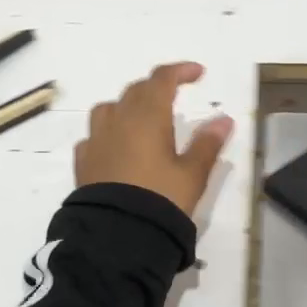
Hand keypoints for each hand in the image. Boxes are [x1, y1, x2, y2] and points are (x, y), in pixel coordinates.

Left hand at [75, 62, 234, 216]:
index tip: (198, 73)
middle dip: (156, 87)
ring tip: (142, 119)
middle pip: (135, 91)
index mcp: (147, 117)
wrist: (117, 235)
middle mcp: (117, 121)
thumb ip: (207, 144)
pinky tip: (116, 147)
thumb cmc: (161, 200)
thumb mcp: (192, 174)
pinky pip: (94, 136)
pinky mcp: (83, 163)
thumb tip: (224, 120)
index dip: (180, 71)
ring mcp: (96, 141)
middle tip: (174, 96)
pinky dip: (108, 133)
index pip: (161, 79)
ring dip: (127, 106)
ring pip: (108, 109)